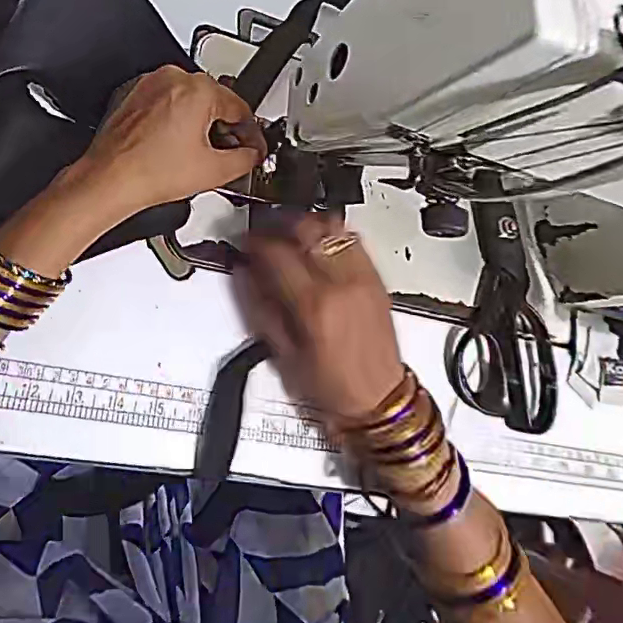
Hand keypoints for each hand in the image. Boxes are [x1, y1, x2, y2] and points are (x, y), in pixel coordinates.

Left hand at [71, 65, 267, 218]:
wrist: (109, 179)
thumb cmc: (147, 172)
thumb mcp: (214, 171)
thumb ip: (246, 159)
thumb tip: (252, 154)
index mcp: (198, 90)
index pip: (241, 108)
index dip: (251, 133)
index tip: (252, 147)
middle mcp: (173, 79)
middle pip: (215, 101)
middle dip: (225, 129)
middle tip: (228, 155)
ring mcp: (151, 85)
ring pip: (190, 101)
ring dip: (199, 124)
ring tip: (196, 154)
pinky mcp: (135, 95)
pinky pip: (166, 102)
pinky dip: (175, 120)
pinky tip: (174, 147)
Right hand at [240, 213, 405, 420]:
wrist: (379, 400)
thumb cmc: (333, 387)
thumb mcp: (283, 354)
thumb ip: (259, 308)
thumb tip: (243, 274)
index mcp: (313, 305)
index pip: (276, 252)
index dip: (255, 241)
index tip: (246, 243)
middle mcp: (341, 284)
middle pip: (305, 228)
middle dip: (278, 222)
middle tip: (265, 230)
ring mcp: (362, 278)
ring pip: (330, 226)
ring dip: (306, 223)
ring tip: (291, 231)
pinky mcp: (377, 279)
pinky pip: (353, 239)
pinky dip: (331, 233)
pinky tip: (319, 242)